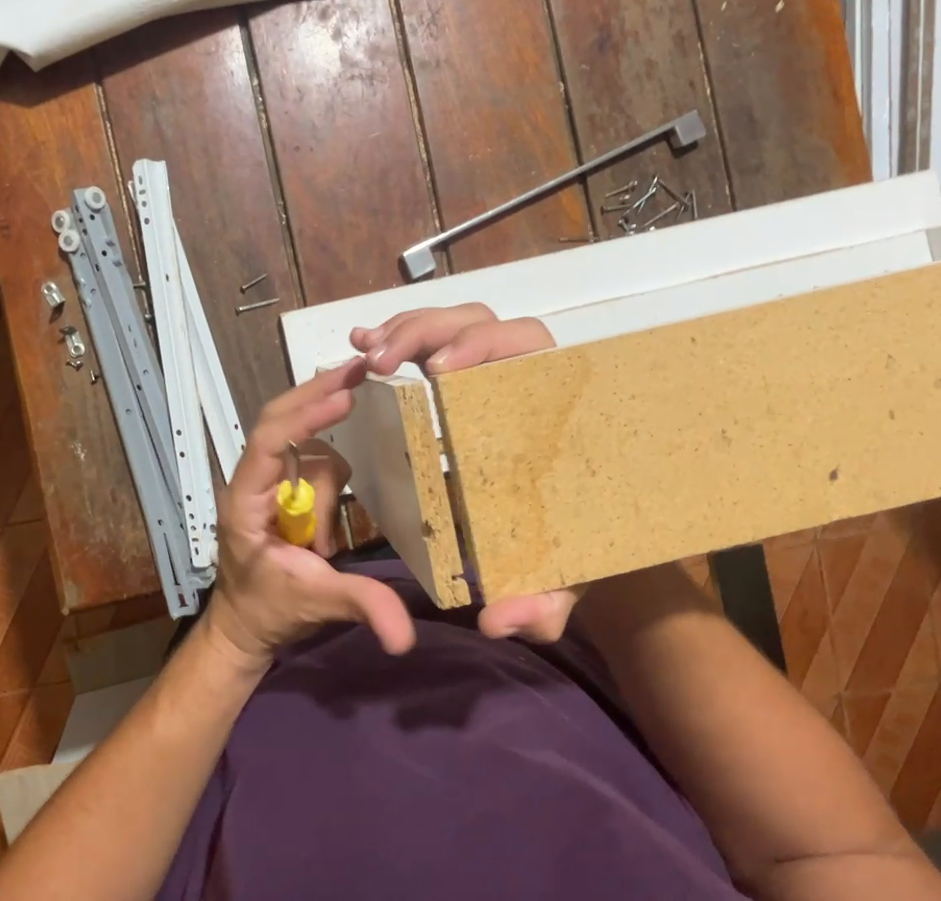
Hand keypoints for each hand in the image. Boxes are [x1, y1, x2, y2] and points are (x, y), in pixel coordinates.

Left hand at [202, 358, 416, 669]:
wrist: (245, 626)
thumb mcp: (315, 604)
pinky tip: (326, 534)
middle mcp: (251, 479)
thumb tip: (406, 635)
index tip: (345, 397)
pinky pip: (317, 465)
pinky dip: (332, 483)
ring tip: (322, 545)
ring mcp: (268, 480)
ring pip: (310, 451)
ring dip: (329, 487)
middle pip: (281, 418)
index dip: (305, 416)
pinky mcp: (284, 487)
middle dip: (319, 395)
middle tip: (361, 368)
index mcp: (244, 498)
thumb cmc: (267, 610)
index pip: (269, 440)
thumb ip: (360, 604)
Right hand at [349, 304, 581, 642]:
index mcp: (554, 415)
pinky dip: (395, 338)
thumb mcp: (557, 582)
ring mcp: (490, 378)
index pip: (527, 346)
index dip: (483, 345)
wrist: (579, 544)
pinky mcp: (463, 385)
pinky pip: (431, 344)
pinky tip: (362, 349)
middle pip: (478, 320)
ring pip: (450, 323)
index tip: (437, 370)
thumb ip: (538, 605)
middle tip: (376, 359)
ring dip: (402, 329)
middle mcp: (524, 382)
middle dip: (423, 329)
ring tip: (361, 353)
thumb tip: (496, 619)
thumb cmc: (574, 554)